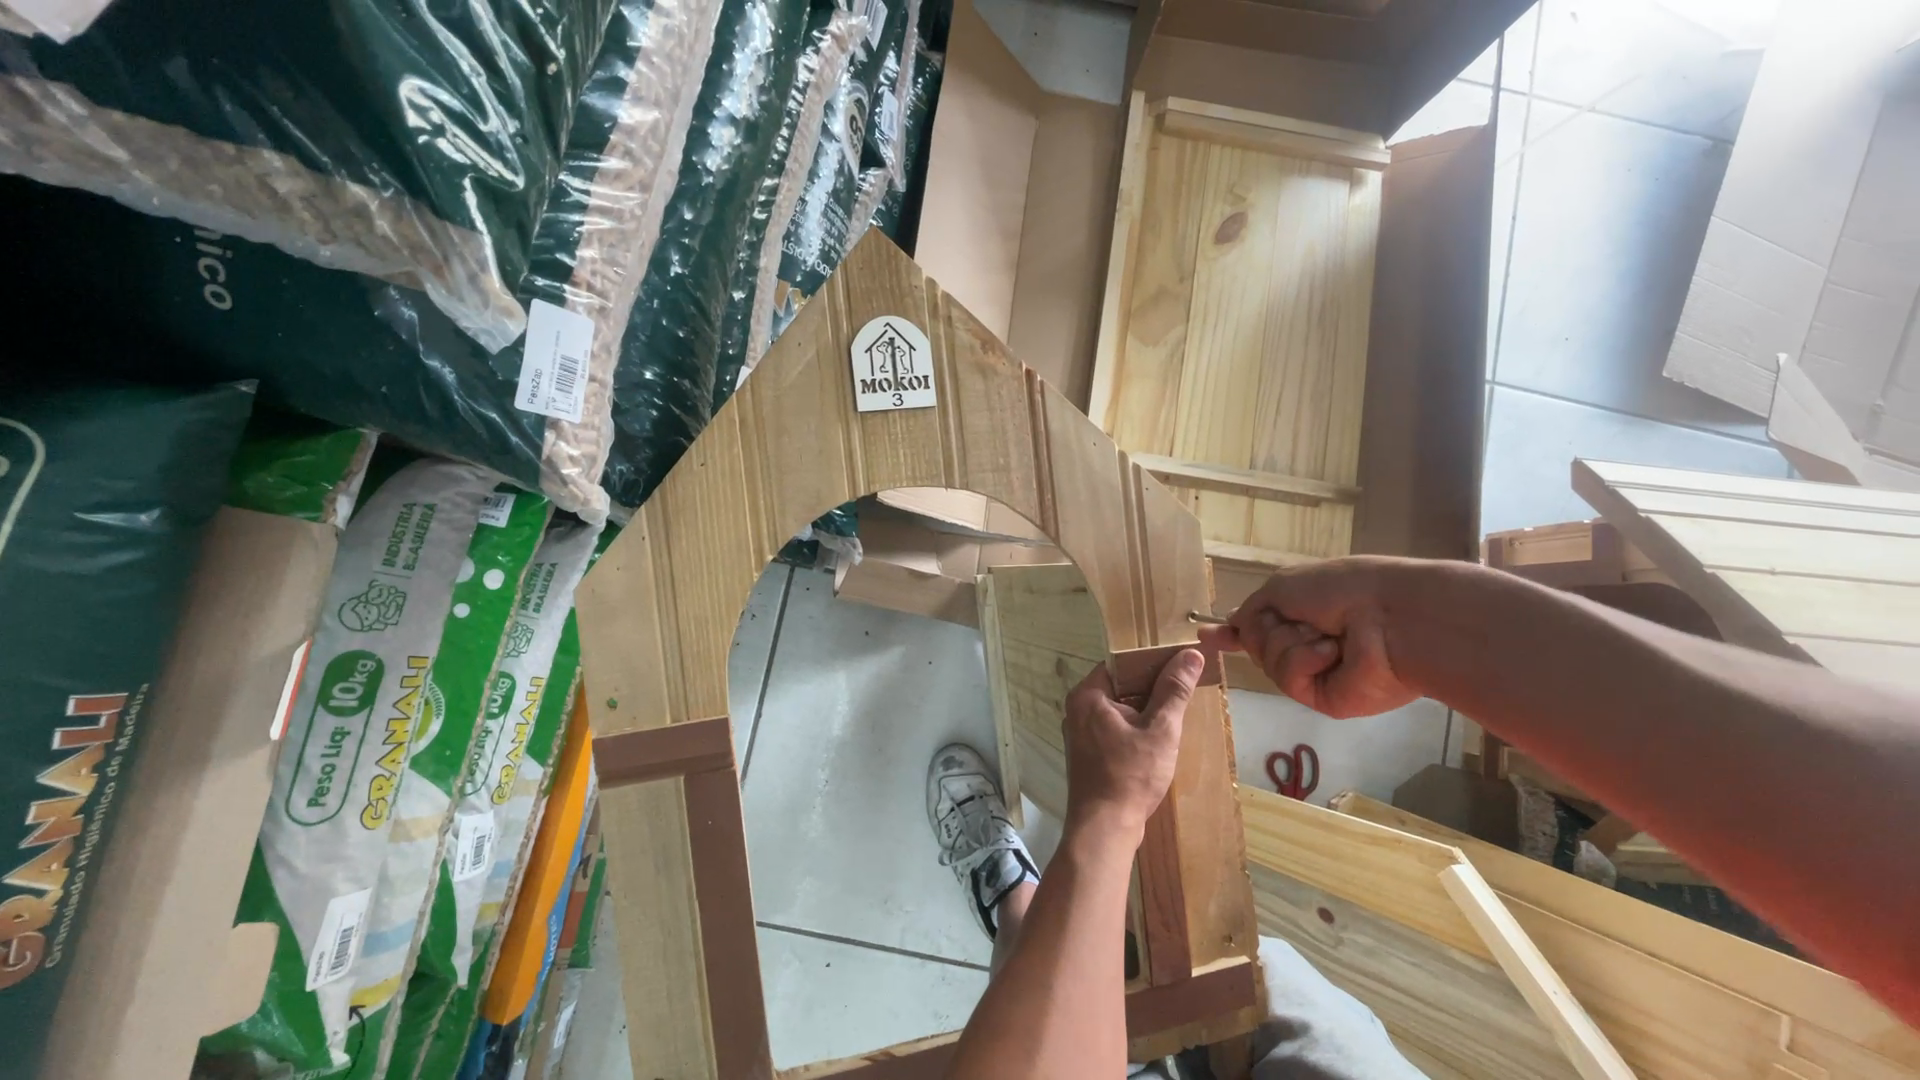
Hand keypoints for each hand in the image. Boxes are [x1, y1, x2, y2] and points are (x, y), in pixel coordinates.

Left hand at [1061, 650, 1202, 839]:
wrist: (1104, 828)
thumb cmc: (1131, 775)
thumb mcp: (1160, 729)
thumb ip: (1175, 690)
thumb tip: (1191, 654)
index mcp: (1087, 695)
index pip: (1122, 664)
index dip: (1152, 664)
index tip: (1180, 668)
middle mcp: (1077, 710)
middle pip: (1120, 686)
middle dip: (1152, 691)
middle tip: (1184, 694)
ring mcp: (1079, 733)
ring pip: (1119, 710)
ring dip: (1145, 713)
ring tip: (1175, 718)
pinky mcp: (1087, 754)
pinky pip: (1113, 730)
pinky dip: (1134, 731)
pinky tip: (1157, 743)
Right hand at [1197, 557, 1419, 718]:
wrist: (1392, 616)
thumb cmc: (1342, 589)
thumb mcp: (1284, 586)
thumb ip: (1252, 609)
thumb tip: (1229, 624)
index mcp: (1304, 613)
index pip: (1260, 626)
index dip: (1235, 632)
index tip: (1207, 636)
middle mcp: (1307, 643)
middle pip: (1258, 643)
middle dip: (1270, 627)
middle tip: (1301, 618)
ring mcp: (1315, 673)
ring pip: (1270, 661)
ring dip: (1290, 642)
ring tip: (1326, 636)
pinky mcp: (1322, 698)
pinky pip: (1289, 679)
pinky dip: (1304, 660)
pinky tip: (1330, 653)